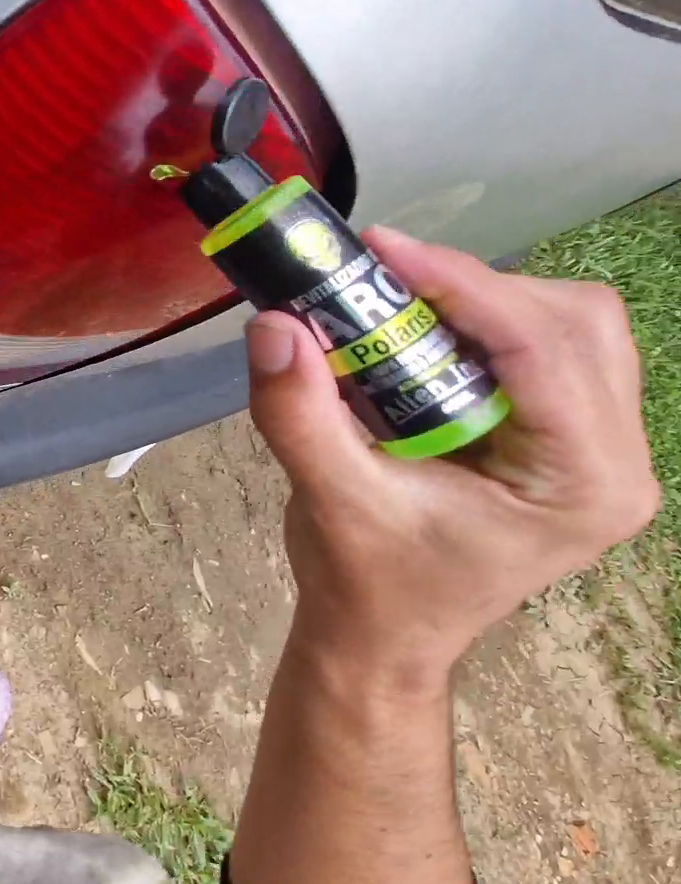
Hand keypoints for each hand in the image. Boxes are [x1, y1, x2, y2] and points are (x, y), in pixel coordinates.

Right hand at [244, 226, 659, 684]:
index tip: (383, 249)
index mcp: (581, 481)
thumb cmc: (364, 580)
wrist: (379, 634)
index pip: (548, 351)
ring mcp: (592, 449)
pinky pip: (539, 356)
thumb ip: (298, 413)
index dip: (466, 286)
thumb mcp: (327, 498)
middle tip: (379, 280)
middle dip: (475, 290)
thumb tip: (271, 324)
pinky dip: (474, 329)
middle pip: (577, 326)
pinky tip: (412, 339)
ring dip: (478, 304)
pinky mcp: (556, 442)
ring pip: (569, 332)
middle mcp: (612, 457)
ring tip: (390, 305)